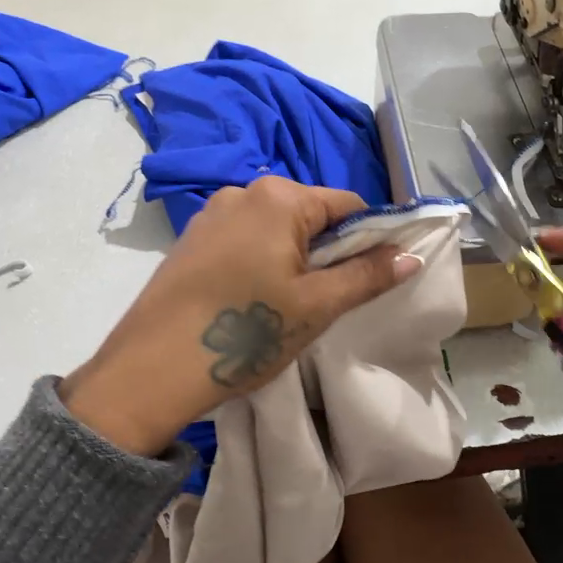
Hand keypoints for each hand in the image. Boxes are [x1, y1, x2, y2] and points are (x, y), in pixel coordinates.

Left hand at [63, 177, 421, 455]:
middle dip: (327, 251)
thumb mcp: (317, 306)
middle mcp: (245, 191)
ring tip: (286, 306)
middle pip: (311, 214)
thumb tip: (412, 255)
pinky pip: (245, 240)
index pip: (348, 205)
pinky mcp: (191, 239)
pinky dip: (261, 262)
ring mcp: (212, 214)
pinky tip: (251, 302)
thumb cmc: (245, 332)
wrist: (150, 371)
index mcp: (280, 197)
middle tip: (325, 300)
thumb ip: (367, 276)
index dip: (368, 239)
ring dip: (293, 258)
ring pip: (276, 229)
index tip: (369, 279)